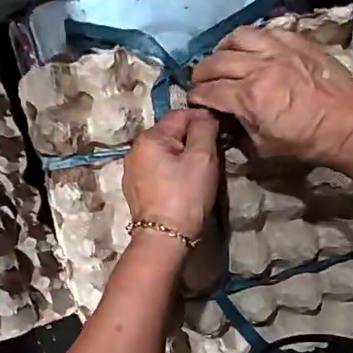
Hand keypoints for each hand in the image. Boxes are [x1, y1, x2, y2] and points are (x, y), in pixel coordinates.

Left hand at [124, 109, 219, 241]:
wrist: (163, 238)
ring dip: (181, 156)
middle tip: (212, 154)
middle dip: (191, 139)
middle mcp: (135, 150)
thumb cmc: (185, 195)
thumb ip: (204, 129)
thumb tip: (205, 115)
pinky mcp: (135, 189)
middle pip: (170, 133)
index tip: (220, 132)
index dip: (203, 119)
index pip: (180, 115)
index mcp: (149, 137)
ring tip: (198, 170)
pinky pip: (156, 170)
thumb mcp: (202, 157)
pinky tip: (181, 184)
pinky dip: (170, 171)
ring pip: (163, 152)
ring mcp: (132, 170)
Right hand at [190, 26, 352, 164]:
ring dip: (223, 50)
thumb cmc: (307, 142)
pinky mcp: (295, 41)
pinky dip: (250, 40)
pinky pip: (263, 31)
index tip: (194, 101)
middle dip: (202, 74)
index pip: (209, 91)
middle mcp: (258, 67)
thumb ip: (239, 131)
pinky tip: (250, 50)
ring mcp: (278, 50)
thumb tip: (225, 120)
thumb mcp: (265, 149)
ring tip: (223, 60)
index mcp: (249, 98)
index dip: (196, 97)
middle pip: (215, 62)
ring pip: (236, 38)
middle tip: (202, 82)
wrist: (349, 123)